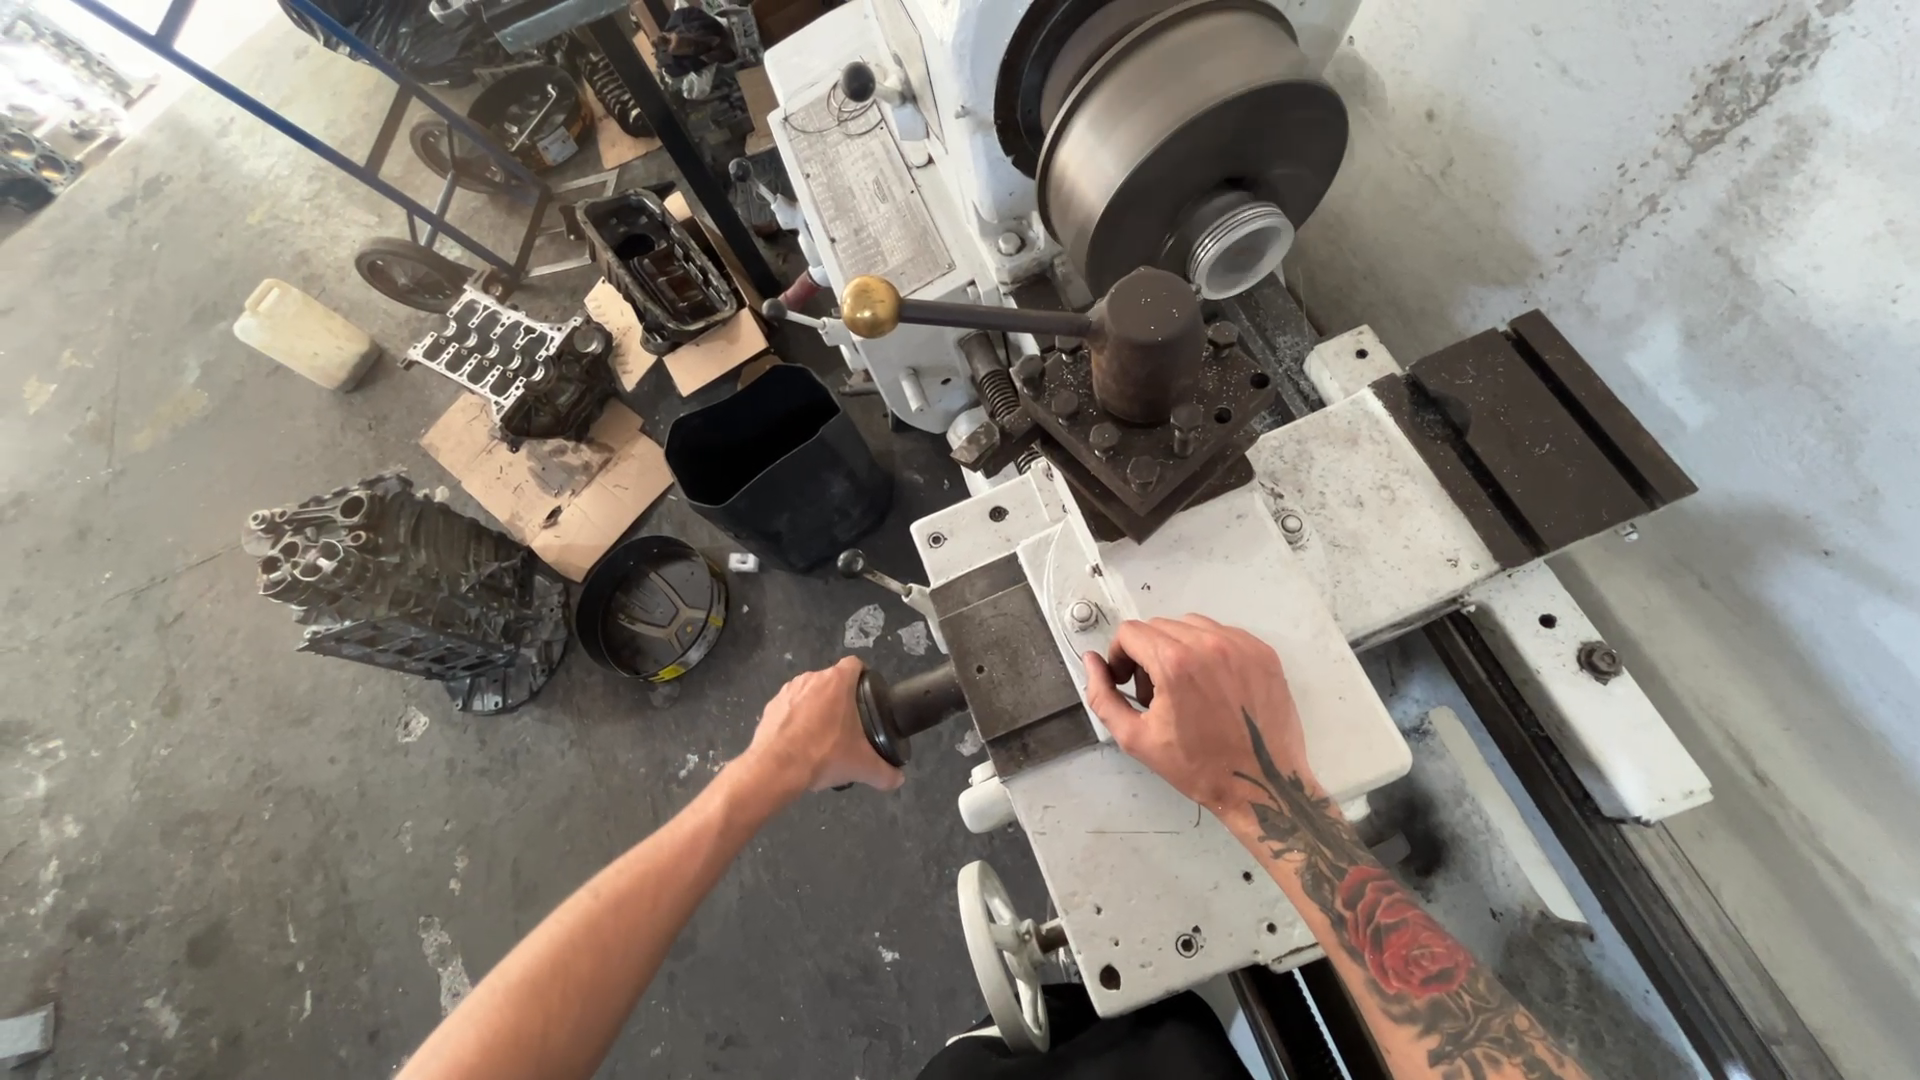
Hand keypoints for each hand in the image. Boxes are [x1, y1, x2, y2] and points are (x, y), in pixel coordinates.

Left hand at [742, 657, 905, 795]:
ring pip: (810, 692)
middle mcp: (812, 678)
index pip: (855, 664)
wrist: (775, 769)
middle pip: (832, 680)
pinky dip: (796, 719)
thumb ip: (885, 772)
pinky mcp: (770, 705)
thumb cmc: (823, 755)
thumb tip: (898, 779)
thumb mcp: (862, 766)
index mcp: (837, 681)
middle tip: (847, 725)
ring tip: (821, 737)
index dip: (863, 676)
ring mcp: (788, 690)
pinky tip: (798, 743)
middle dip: (840, 698)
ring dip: (816, 708)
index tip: (866, 696)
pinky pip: (790, 706)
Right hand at [1082, 615, 1314, 811]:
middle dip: (1146, 654)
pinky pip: (1222, 632)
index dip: (1119, 656)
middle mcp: (1209, 645)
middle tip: (1154, 692)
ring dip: (1176, 647)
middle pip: (1157, 626)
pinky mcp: (1262, 653)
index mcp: (1175, 664)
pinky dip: (1208, 650)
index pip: (1130, 632)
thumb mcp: (1134, 738)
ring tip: (1183, 686)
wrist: (1262, 785)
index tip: (1126, 680)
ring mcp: (1240, 646)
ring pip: (1189, 625)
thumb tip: (1091, 662)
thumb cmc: (1199, 767)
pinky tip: (1210, 683)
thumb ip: (1102, 695)